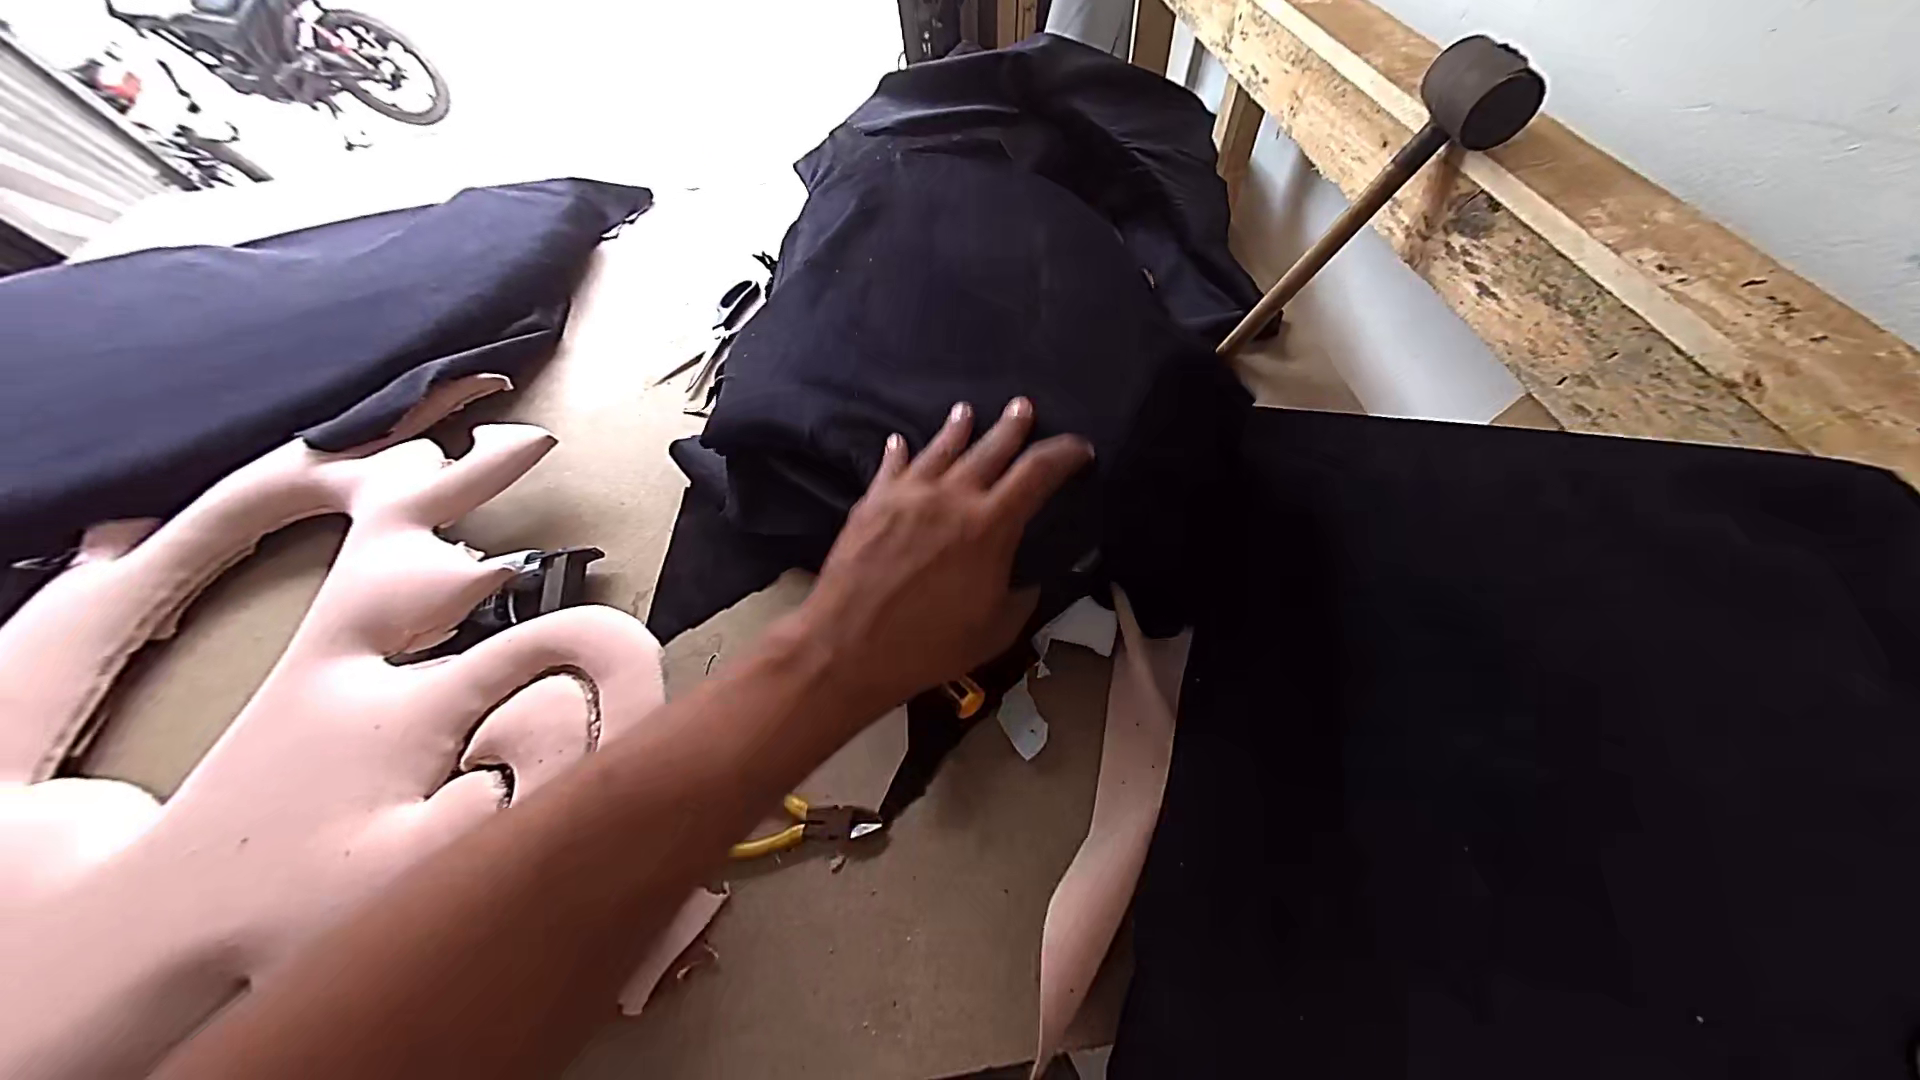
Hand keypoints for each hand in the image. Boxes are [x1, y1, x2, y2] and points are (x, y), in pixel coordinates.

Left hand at [789, 398, 1092, 713]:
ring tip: (967, 410)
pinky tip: (899, 440)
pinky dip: (899, 451)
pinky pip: (891, 466)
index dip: (1064, 454)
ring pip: (940, 448)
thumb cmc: (929, 646)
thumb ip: (1022, 596)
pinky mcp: (873, 502)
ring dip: (958, 427)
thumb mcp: (996, 631)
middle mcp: (951, 496)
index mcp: (990, 526)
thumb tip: (1030, 576)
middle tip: (1024, 407)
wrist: (848, 647)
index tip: (1079, 448)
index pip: (1038, 472)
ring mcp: (908, 494)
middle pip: (990, 448)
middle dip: (1013, 426)